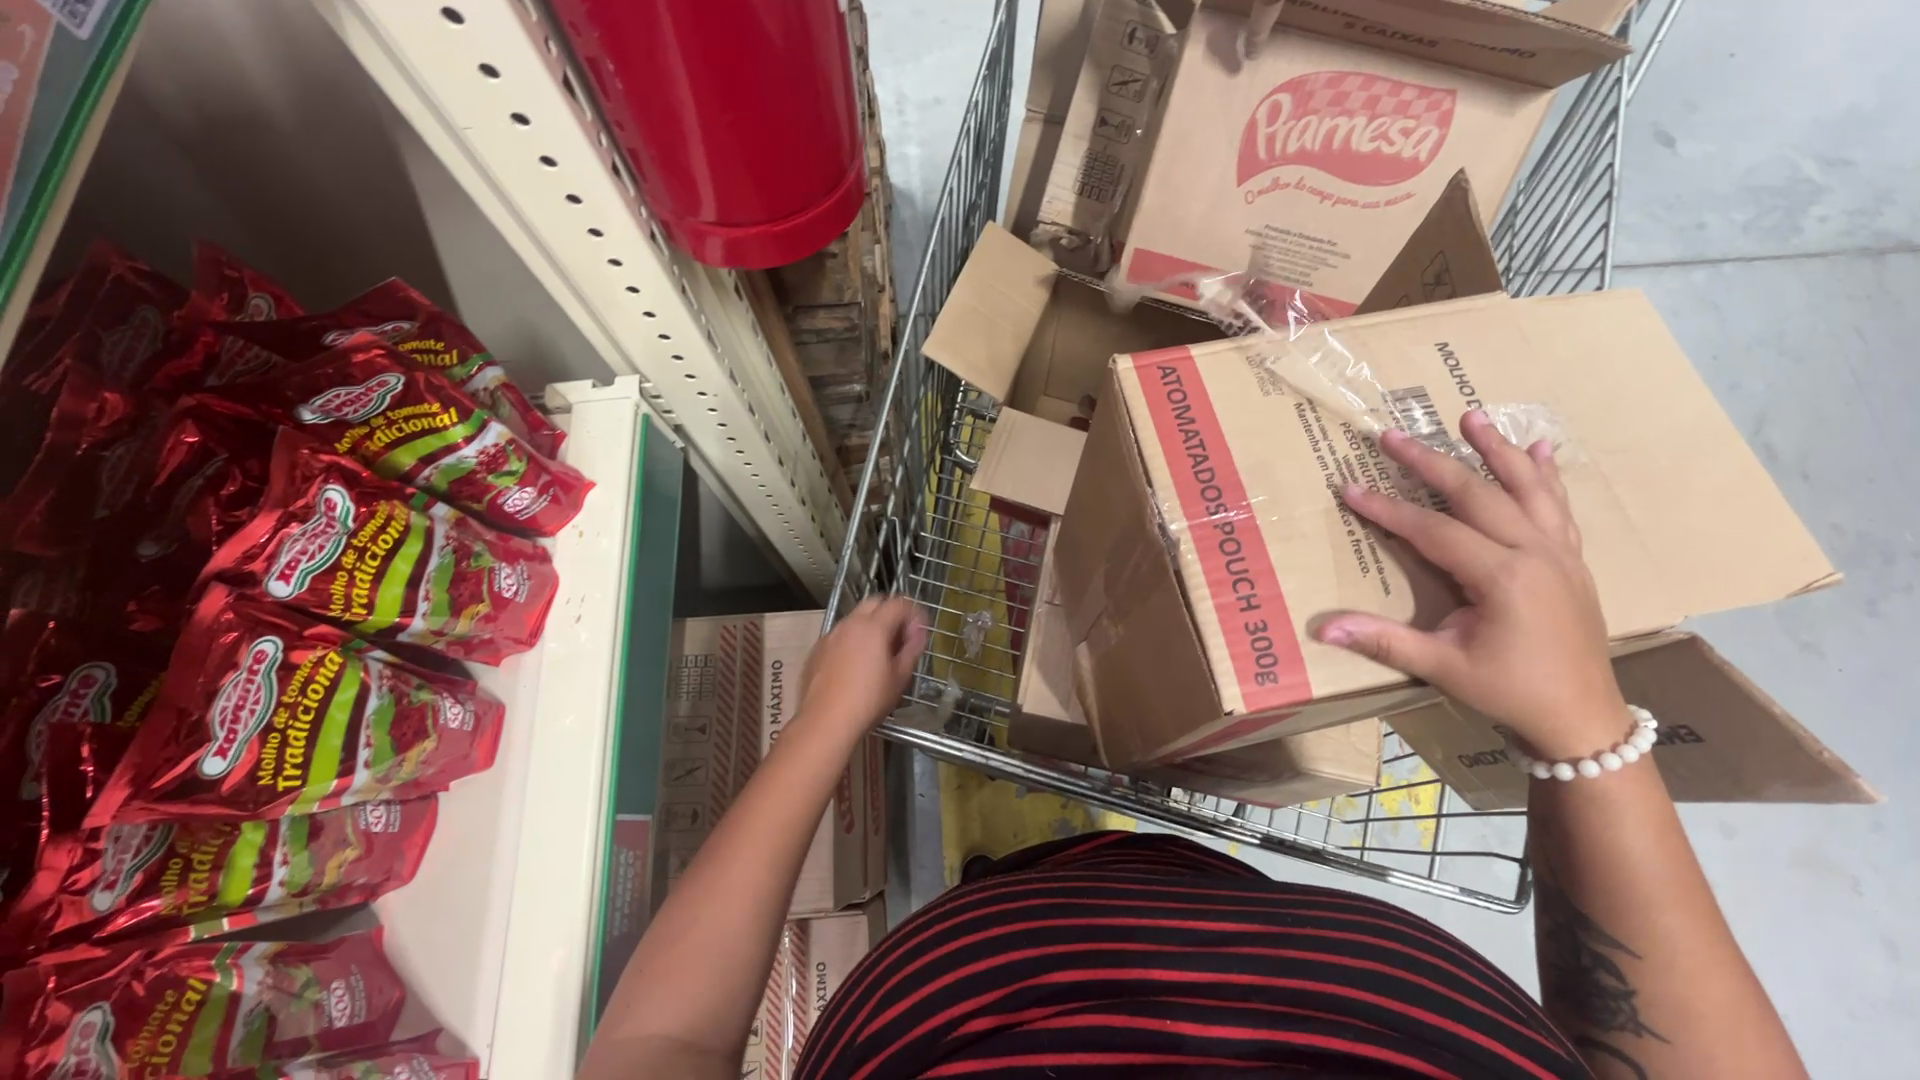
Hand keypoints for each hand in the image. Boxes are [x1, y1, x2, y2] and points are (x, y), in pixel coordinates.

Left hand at [799, 596, 928, 736]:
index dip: (914, 612)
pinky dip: (853, 640)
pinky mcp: (817, 649)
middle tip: (900, 636)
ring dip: (871, 625)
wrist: (826, 720)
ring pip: (855, 618)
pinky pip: (840, 635)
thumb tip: (918, 633)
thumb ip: (912, 649)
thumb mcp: (899, 677)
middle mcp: (850, 624)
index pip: (899, 604)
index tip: (919, 629)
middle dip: (891, 613)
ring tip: (879, 651)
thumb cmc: (869, 700)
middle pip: (875, 602)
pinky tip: (856, 664)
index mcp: (873, 627)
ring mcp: (830, 635)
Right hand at [1314, 410, 1628, 758]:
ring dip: (1496, 450)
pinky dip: (1546, 476)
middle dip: (1431, 461)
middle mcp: (1535, 553)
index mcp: (1503, 576)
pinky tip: (1540, 450)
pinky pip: (1558, 507)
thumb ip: (1384, 641)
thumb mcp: (1443, 667)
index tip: (1350, 488)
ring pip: (1526, 488)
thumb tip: (1323, 626)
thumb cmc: (1510, 692)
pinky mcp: (1571, 561)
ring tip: (1472, 416)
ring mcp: (1559, 553)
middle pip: (1477, 493)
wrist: (1582, 718)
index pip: (1433, 529)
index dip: (1387, 508)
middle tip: (1393, 434)